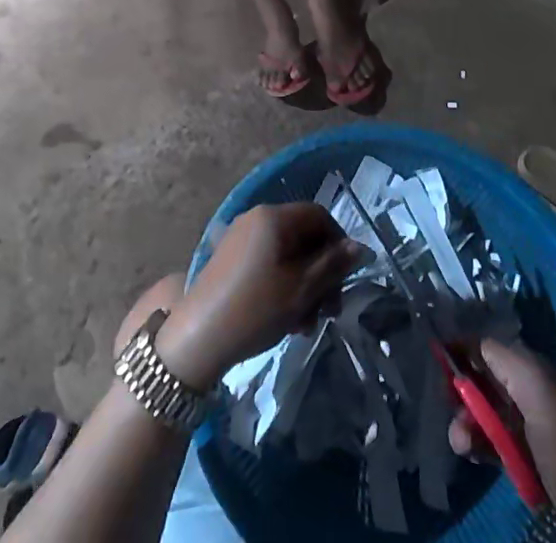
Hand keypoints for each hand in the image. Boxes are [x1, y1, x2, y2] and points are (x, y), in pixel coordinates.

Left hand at [156, 203, 361, 386]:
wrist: (197, 340)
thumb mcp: (303, 288)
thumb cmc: (256, 308)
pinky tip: (287, 320)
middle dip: (322, 273)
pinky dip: (283, 287)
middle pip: (304, 238)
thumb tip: (358, 247)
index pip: (319, 215)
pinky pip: (268, 266)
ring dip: (305, 287)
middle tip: (330, 310)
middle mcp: (255, 219)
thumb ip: (334, 264)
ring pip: (288, 256)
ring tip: (307, 324)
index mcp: (273, 217)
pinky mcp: (229, 262)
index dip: (339, 242)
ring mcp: (239, 240)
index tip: (346, 277)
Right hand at [448, 340, 555, 524]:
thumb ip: (503, 359)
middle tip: (454, 417)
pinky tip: (470, 453)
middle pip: (478, 384)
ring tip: (463, 444)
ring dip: (465, 425)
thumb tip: (470, 341)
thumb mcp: (536, 387)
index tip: (436, 360)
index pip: (485, 350)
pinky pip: (488, 442)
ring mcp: (520, 423)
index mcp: (528, 368)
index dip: (461, 351)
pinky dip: (476, 445)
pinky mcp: (519, 454)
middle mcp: (522, 390)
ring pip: (479, 415)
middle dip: (460, 397)